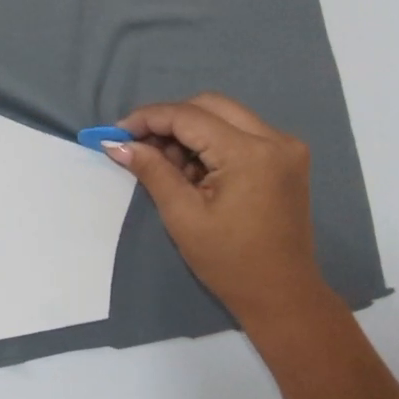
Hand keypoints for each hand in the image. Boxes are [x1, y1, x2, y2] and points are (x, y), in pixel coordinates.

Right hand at [105, 93, 328, 321]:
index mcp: (250, 153)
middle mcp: (274, 139)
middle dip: (167, 119)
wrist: (280, 292)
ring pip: (224, 116)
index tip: (115, 133)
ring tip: (162, 163)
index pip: (189, 116)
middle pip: (209, 105)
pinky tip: (189, 169)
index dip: (147, 118)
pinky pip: (238, 133)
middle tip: (137, 145)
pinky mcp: (284, 159)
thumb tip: (116, 144)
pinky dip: (208, 142)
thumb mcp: (181, 214)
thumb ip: (152, 170)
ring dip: (188, 131)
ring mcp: (284, 148)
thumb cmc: (227, 259)